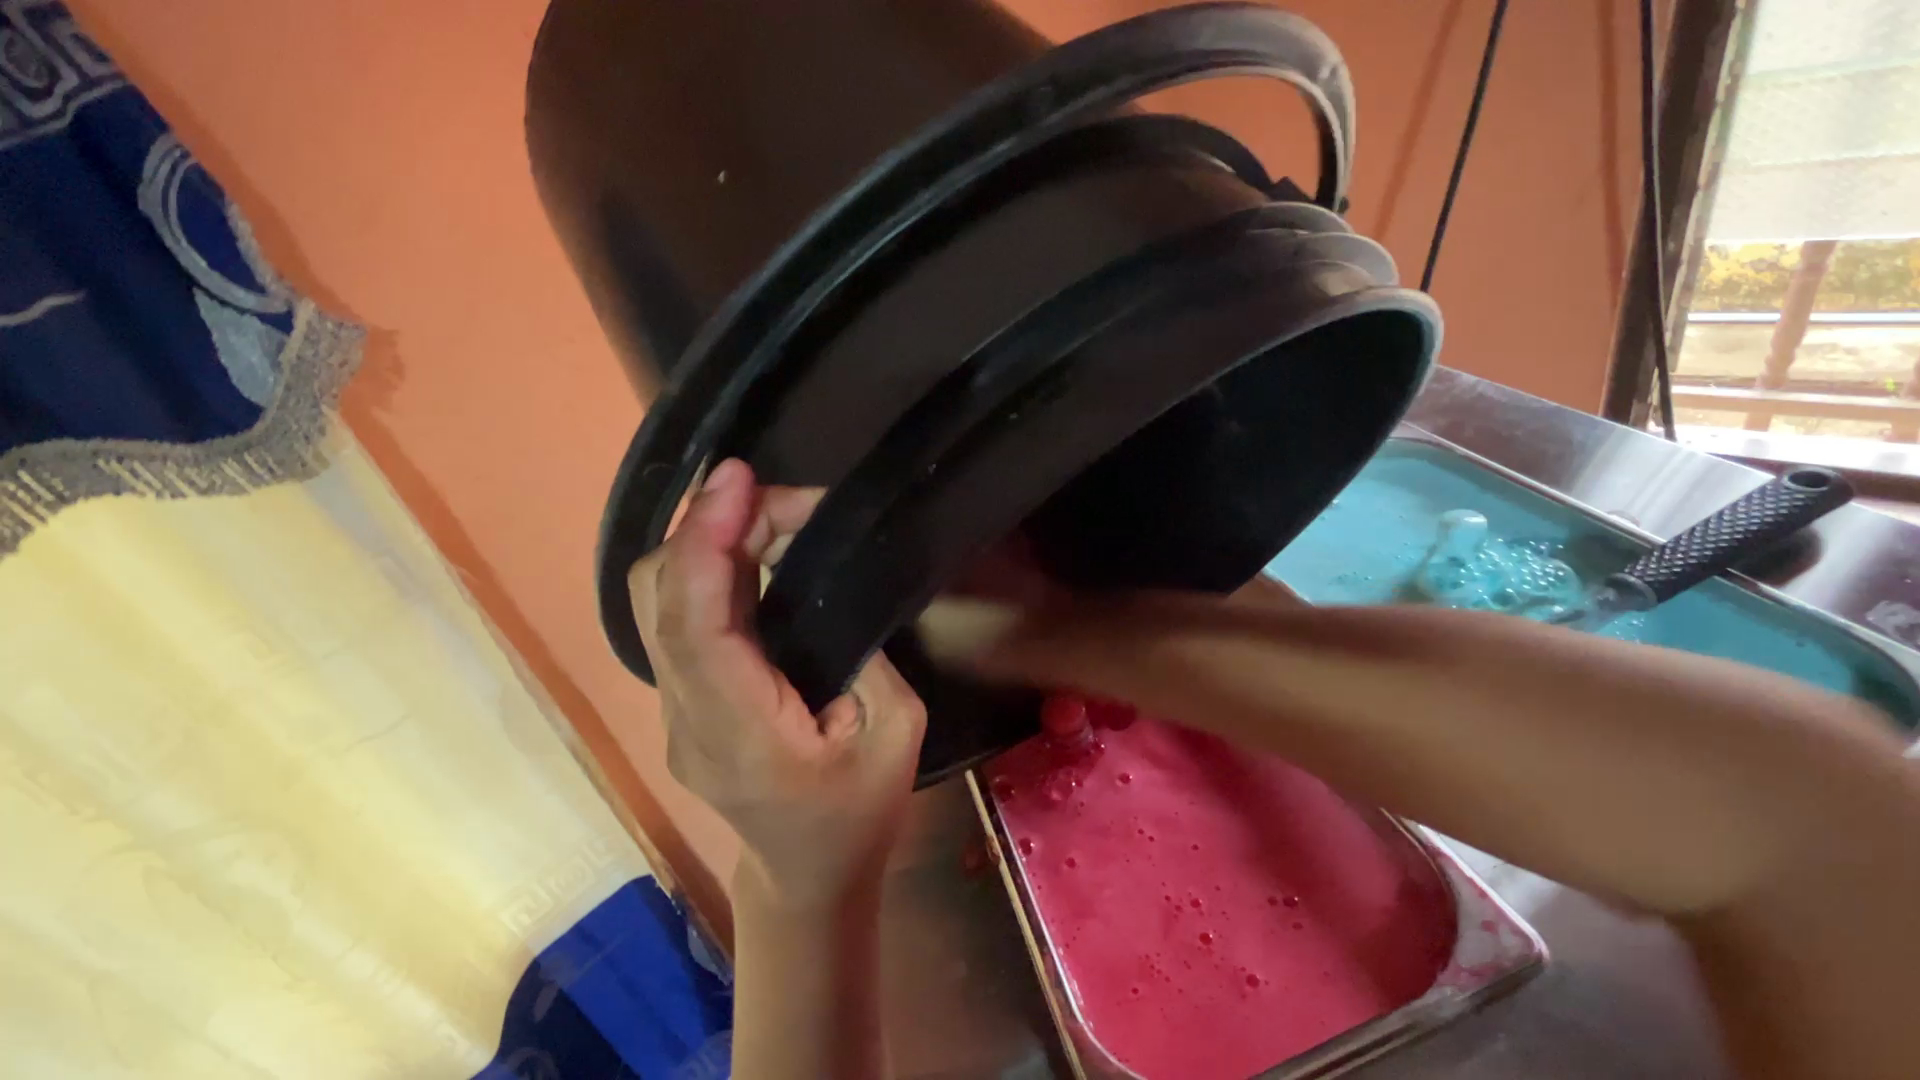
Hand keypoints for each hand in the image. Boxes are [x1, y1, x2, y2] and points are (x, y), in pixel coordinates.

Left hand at [628, 459, 925, 907]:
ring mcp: (672, 713)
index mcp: (742, 734)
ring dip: (699, 542)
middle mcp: (687, 718)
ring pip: (654, 604)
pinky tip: (744, 549)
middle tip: (767, 489)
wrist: (806, 879)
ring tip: (758, 508)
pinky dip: (702, 569)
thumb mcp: (896, 738)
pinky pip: (674, 620)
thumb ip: (867, 660)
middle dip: (704, 525)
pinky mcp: (679, 705)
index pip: (697, 626)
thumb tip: (834, 587)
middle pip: (658, 600)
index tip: (736, 479)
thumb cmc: (857, 817)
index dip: (706, 542)